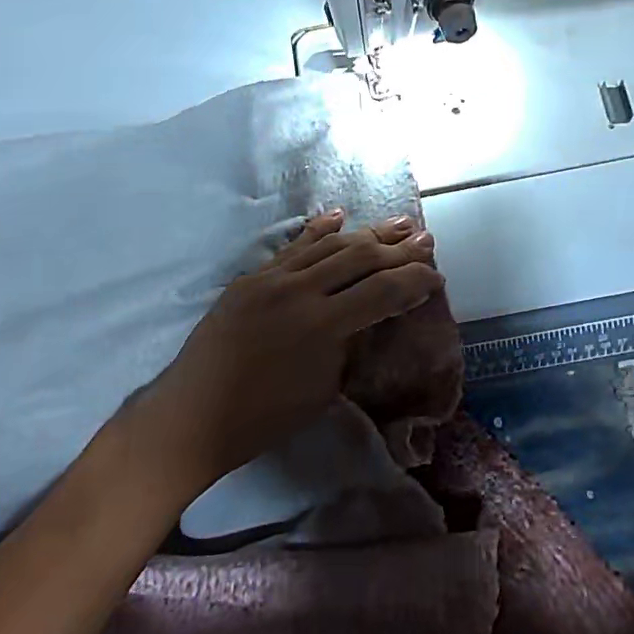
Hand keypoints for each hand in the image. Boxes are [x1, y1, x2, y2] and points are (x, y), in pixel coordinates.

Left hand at [127, 210, 444, 493]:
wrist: (196, 413)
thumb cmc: (265, 417)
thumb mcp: (325, 387)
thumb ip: (350, 344)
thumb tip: (368, 317)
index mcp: (324, 325)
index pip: (384, 291)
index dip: (416, 282)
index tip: (437, 278)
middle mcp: (300, 291)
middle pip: (360, 258)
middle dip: (398, 249)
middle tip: (426, 240)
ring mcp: (271, 278)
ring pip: (329, 245)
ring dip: (366, 233)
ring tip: (397, 223)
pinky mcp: (252, 277)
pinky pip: (293, 246)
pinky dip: (319, 231)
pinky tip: (339, 216)